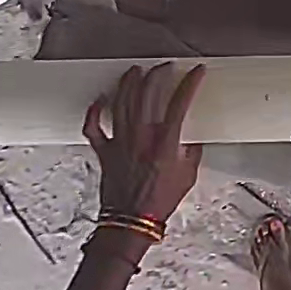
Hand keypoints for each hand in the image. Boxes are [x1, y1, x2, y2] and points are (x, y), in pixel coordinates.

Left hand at [83, 63, 207, 225]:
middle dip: (157, 74)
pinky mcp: (105, 150)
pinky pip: (94, 127)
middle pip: (146, 94)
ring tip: (135, 71)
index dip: (190, 82)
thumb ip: (191, 151)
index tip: (196, 71)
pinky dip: (94, 112)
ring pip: (121, 102)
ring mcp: (120, 141)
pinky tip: (100, 100)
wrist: (132, 222)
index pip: (180, 102)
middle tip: (163, 67)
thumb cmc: (159, 201)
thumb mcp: (188, 175)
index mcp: (165, 142)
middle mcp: (141, 136)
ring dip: (128, 83)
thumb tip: (191, 137)